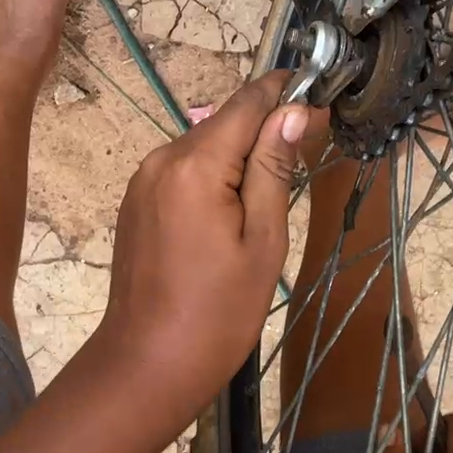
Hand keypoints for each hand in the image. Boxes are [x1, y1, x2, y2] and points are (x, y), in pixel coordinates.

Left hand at [92, 71, 328, 420]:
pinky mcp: (136, 197)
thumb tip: (292, 111)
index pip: (244, 104)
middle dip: (263, 129)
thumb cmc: (218, 312)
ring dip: (237, 154)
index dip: (281, 91)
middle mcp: (162, 157)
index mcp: (195, 164)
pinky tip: (229, 210)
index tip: (316, 91)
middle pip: (223, 124)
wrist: (147, 361)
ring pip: (203, 146)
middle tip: (305, 152)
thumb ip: (274, 169)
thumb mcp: (262, 241)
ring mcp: (143, 177)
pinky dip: (211, 174)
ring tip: (270, 192)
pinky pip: (182, 168)